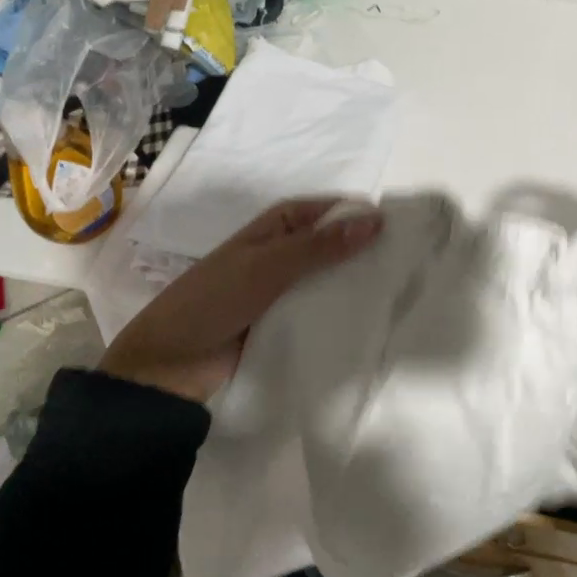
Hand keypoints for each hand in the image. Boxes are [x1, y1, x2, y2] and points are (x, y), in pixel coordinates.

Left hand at [97, 198, 383, 403]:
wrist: (168, 366)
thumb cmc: (213, 300)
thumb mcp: (269, 266)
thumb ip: (321, 245)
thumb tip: (376, 219)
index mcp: (274, 227)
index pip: (327, 210)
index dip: (358, 214)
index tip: (400, 226)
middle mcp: (282, 253)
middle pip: (332, 244)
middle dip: (363, 250)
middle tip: (408, 261)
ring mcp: (283, 290)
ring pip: (329, 278)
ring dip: (354, 283)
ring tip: (400, 290)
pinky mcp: (284, 323)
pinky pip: (320, 310)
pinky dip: (340, 312)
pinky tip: (370, 319)